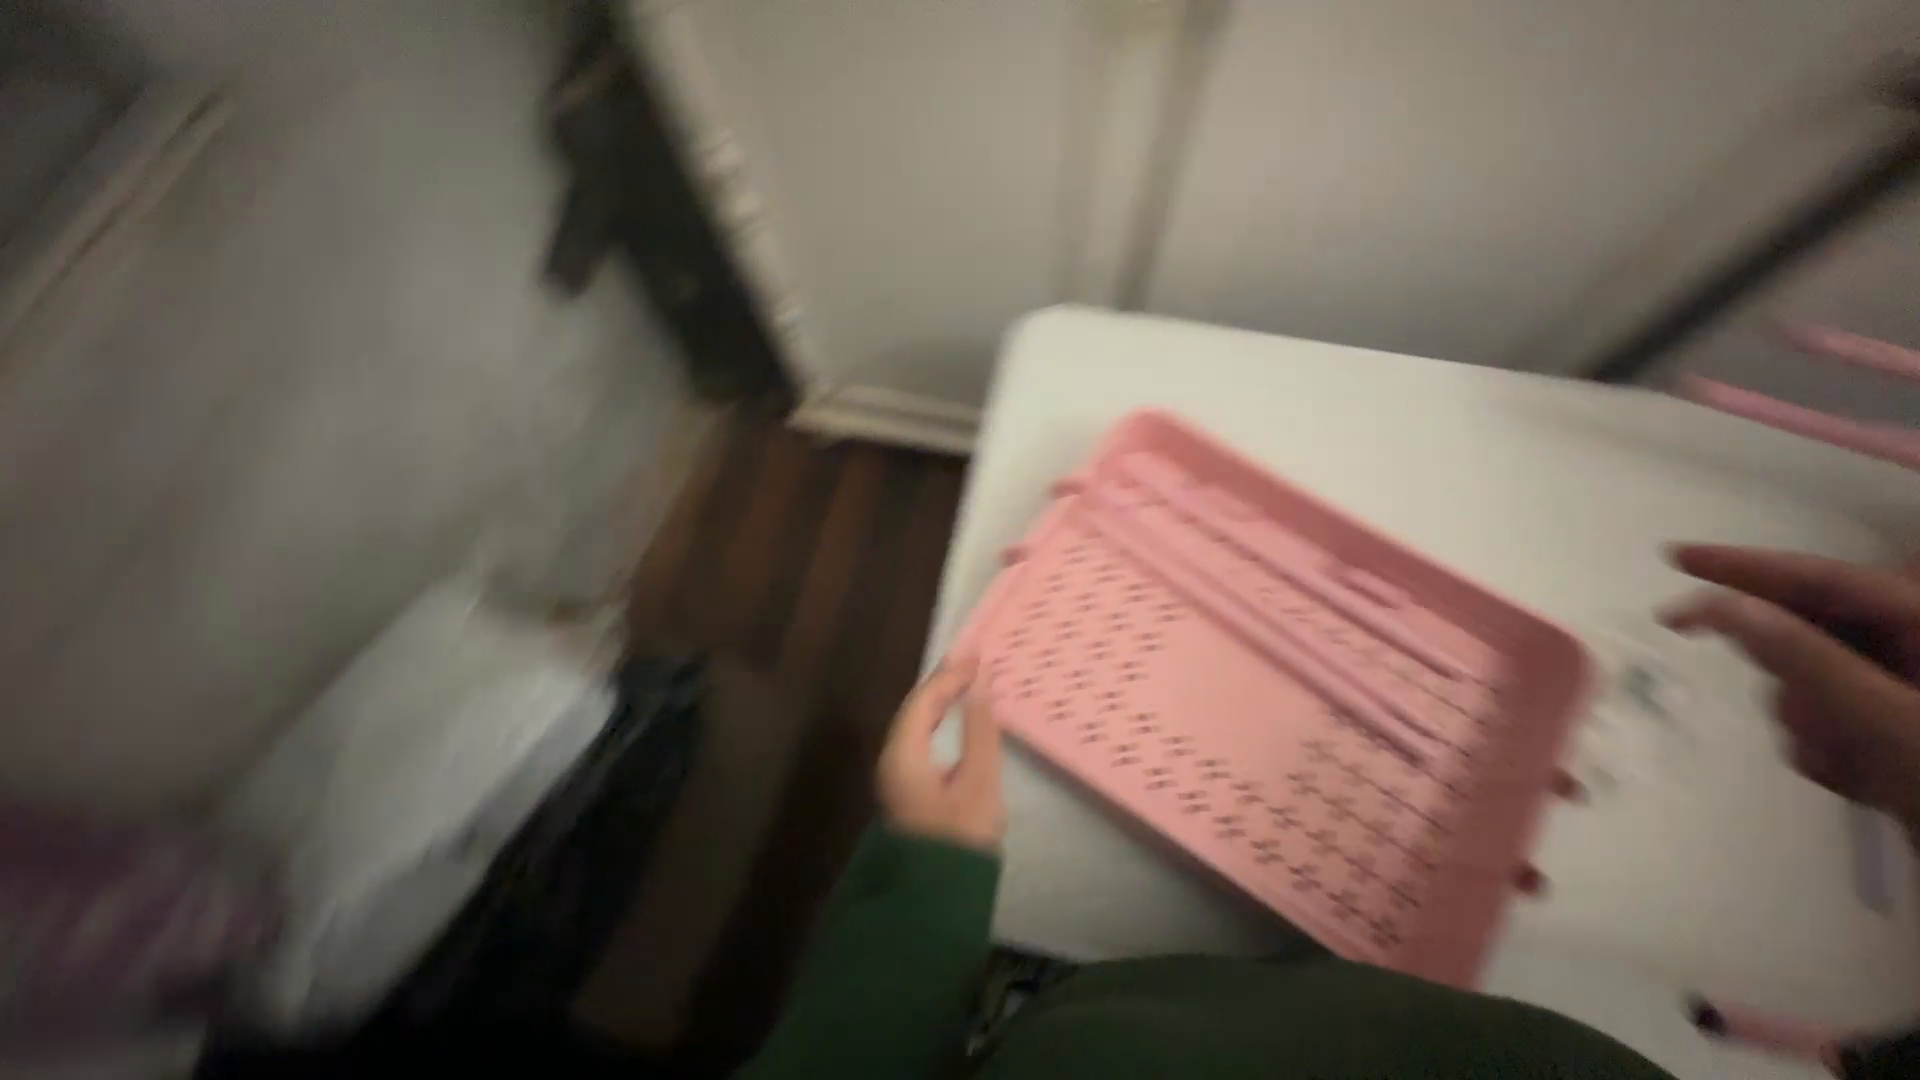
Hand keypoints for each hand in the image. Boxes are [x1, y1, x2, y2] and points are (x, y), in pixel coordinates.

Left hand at [876, 656, 1005, 852]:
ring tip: (968, 682)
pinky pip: (920, 741)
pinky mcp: (907, 791)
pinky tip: (955, 719)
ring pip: (916, 726)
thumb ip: (980, 729)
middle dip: (943, 684)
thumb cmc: (961, 837)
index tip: (977, 654)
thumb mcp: (979, 780)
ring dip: (940, 702)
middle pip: (915, 711)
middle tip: (974, 662)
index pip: (924, 700)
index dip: (950, 675)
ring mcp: (897, 777)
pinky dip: (938, 723)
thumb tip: (980, 684)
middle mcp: (892, 760)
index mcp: (903, 754)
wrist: (938, 898)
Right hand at [1661, 544, 1919, 833]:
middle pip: (1811, 630)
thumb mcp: (1892, 724)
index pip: (1827, 580)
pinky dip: (1822, 748)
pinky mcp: (1895, 733)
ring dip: (1806, 718)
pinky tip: (1858, 783)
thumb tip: (1726, 607)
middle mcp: (1918, 655)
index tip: (1676, 558)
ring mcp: (1905, 697)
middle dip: (1780, 663)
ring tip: (1846, 763)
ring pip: (1809, 680)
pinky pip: (1824, 720)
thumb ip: (1808, 661)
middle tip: (1728, 669)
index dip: (1749, 565)